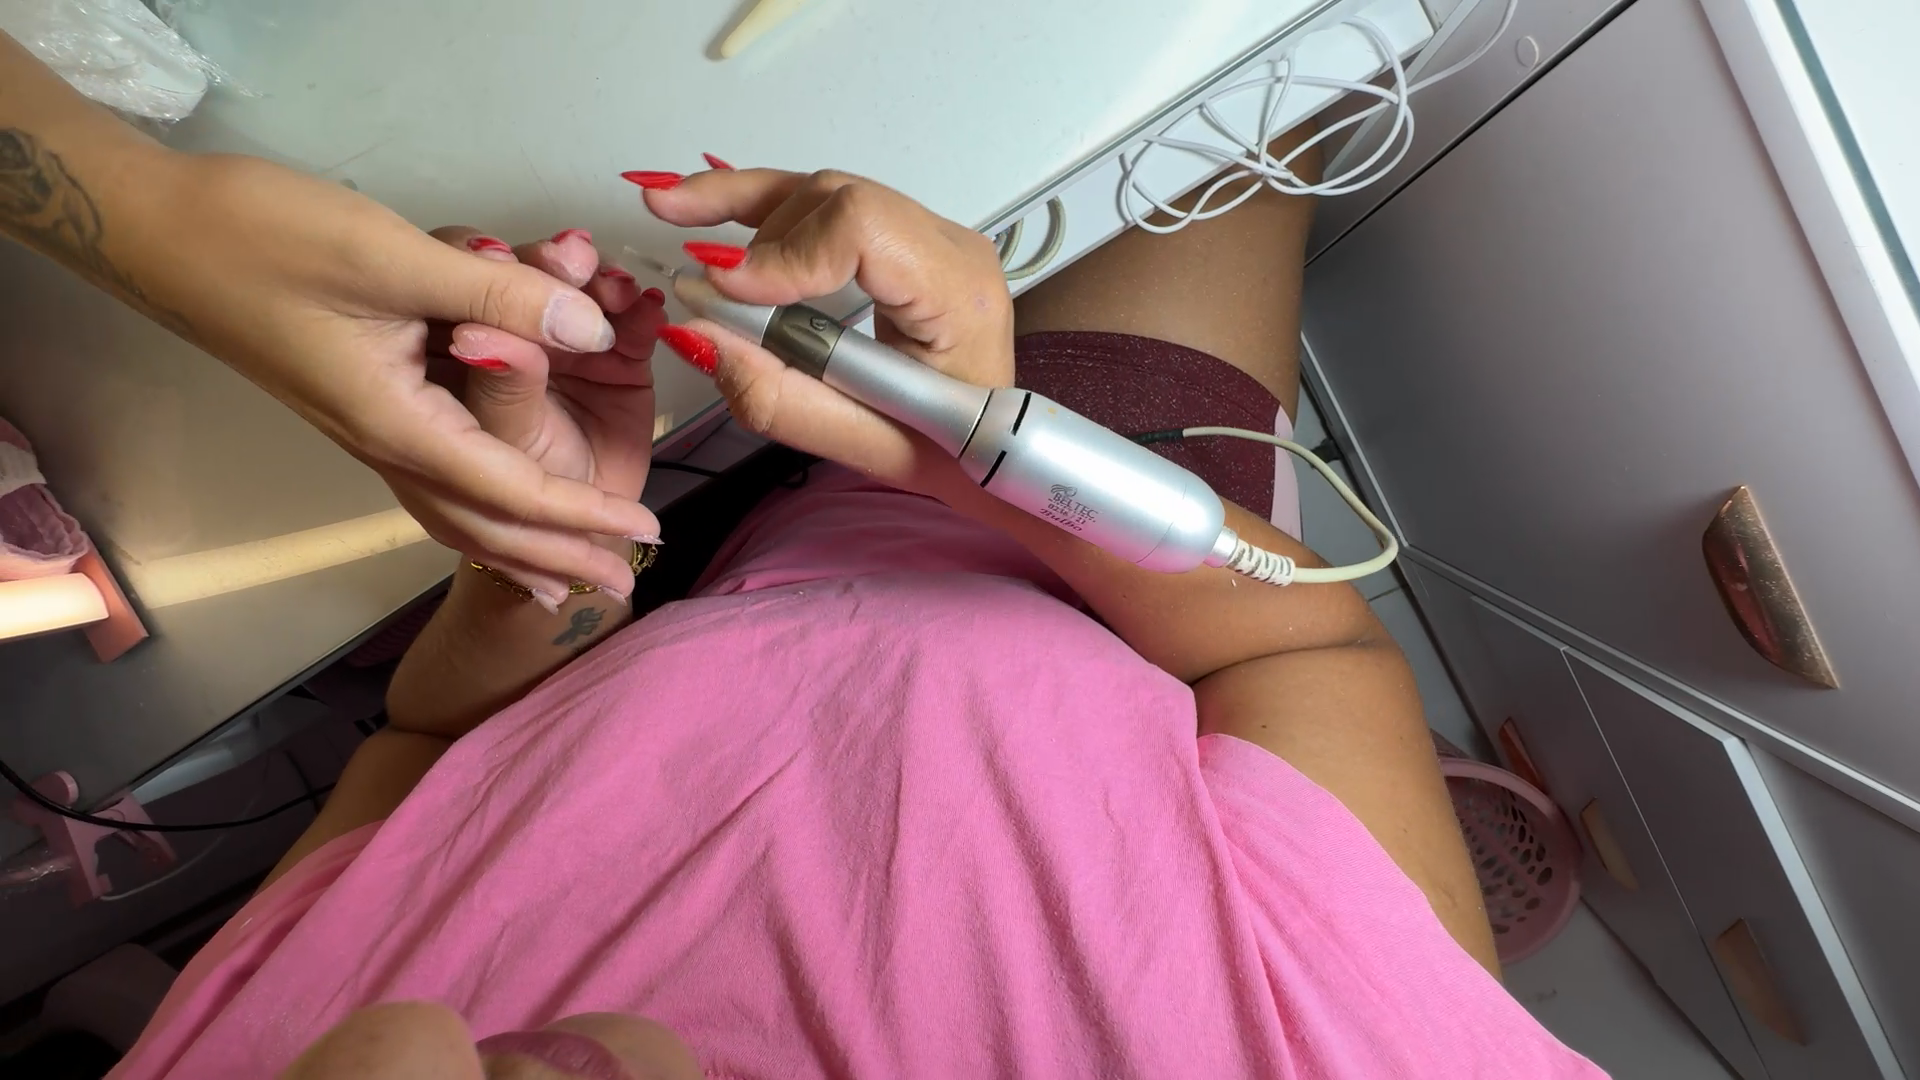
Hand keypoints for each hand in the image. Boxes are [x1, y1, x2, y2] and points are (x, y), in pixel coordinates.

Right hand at [126, 153, 660, 593]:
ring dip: (525, 553)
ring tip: (572, 586)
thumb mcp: (395, 259)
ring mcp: (381, 437)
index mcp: (404, 426)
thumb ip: (502, 298)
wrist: (153, 227)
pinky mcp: (377, 414)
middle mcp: (394, 448)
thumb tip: (591, 330)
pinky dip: (483, 518)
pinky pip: (441, 488)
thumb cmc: (267, 237)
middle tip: (625, 584)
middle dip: (564, 557)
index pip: (517, 492)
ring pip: (464, 517)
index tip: (647, 531)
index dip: (586, 515)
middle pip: (492, 526)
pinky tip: (501, 536)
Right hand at [638, 168, 1012, 496]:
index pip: (864, 229)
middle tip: (702, 289)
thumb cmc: (948, 452)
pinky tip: (704, 200)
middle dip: (760, 244)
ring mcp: (930, 239)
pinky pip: (829, 209)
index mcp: (959, 295)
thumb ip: (783, 398)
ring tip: (671, 213)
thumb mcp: (865, 445)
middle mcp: (952, 251)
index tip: (726, 290)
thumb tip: (699, 335)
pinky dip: (765, 206)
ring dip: (746, 211)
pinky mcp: (904, 243)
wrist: (989, 448)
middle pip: (836, 203)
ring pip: (824, 196)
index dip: (786, 252)